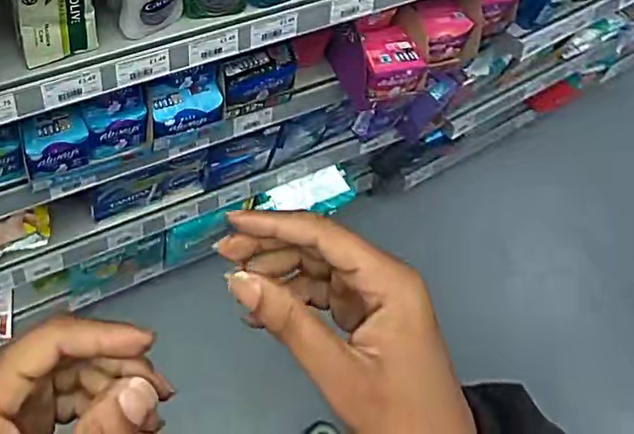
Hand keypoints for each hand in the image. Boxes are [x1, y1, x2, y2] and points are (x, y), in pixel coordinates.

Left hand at [0, 315, 173, 433]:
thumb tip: (140, 391)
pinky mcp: (27, 419)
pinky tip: (128, 418)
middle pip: (65, 352)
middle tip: (158, 386)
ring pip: (71, 372)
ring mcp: (13, 401)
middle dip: (116, 363)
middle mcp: (0, 383)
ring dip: (114, 384)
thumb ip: (98, 432)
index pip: (52, 339)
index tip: (145, 341)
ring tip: (150, 409)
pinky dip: (100, 403)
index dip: (102, 334)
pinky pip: (67, 396)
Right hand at [215, 210, 474, 433]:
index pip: (320, 234)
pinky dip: (289, 295)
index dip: (273, 223)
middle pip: (315, 245)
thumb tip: (241, 280)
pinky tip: (263, 307)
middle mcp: (382, 277)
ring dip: (274, 270)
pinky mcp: (365, 312)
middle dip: (268, 245)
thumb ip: (289, 322)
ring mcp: (374, 294)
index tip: (236, 220)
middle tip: (227, 250)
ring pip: (313, 264)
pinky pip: (319, 290)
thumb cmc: (406, 421)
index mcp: (389, 280)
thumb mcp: (340, 373)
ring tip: (239, 280)